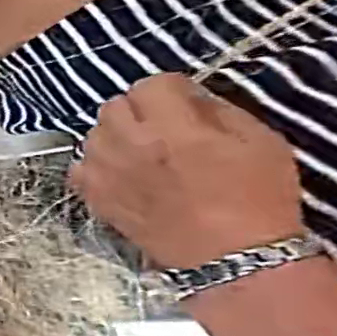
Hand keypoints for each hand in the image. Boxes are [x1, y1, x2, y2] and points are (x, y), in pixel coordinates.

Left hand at [72, 73, 305, 268]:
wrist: (226, 249)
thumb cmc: (253, 194)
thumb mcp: (257, 139)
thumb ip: (215, 112)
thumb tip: (187, 99)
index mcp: (170, 127)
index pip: (148, 85)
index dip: (167, 89)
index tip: (181, 100)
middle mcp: (126, 144)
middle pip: (112, 107)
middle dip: (137, 109)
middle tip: (161, 125)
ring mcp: (101, 170)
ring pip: (92, 135)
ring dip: (114, 136)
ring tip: (142, 151)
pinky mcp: (89, 193)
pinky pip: (79, 166)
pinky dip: (96, 163)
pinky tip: (121, 172)